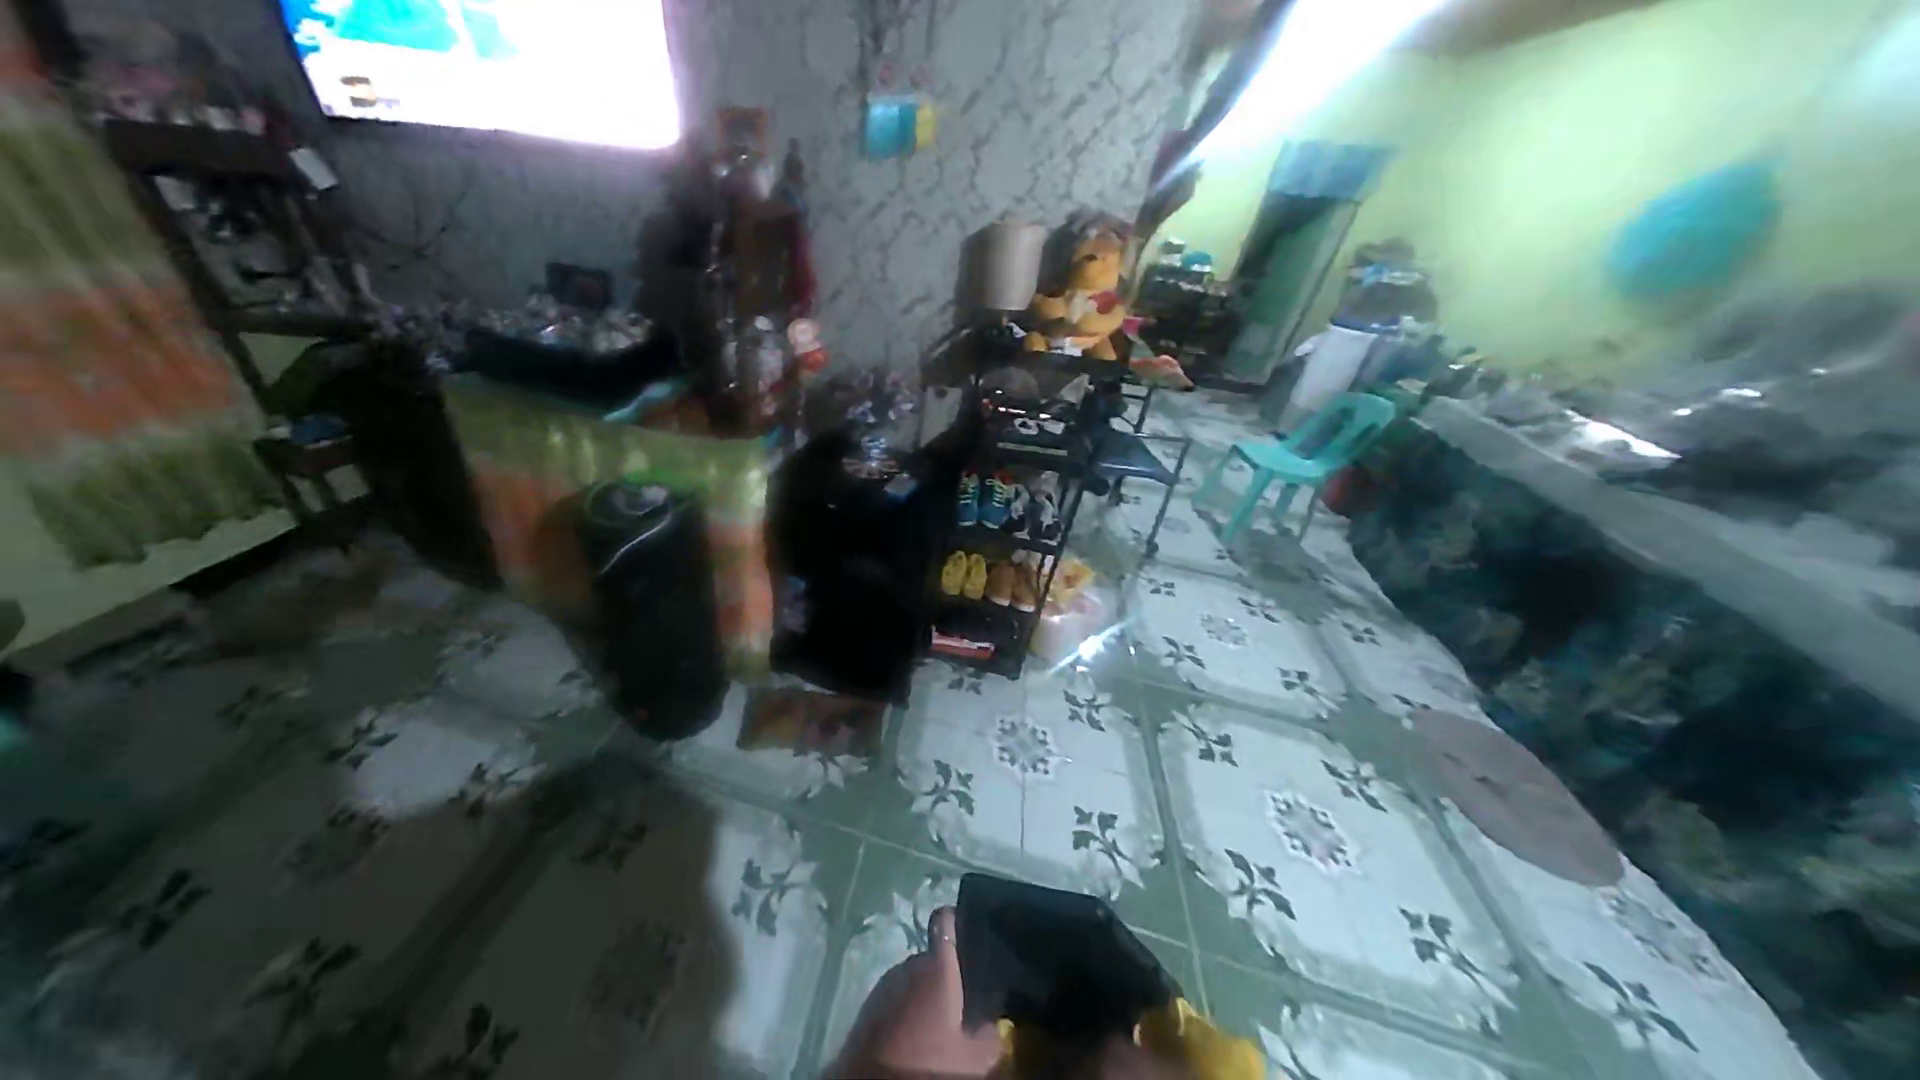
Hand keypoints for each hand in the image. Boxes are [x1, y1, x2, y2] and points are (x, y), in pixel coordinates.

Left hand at [831, 906, 1003, 1078]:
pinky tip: (915, 1029)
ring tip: (939, 1017)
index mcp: (937, 966)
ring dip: (925, 991)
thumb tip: (996, 1024)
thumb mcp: (973, 1059)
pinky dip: (907, 1005)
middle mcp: (911, 964)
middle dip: (946, 973)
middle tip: (962, 998)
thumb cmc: (926, 1062)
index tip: (969, 929)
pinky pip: (896, 993)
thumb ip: (991, 1036)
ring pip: (914, 976)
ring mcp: (887, 982)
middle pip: (933, 956)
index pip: (945, 919)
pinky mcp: (869, 1003)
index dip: (957, 919)